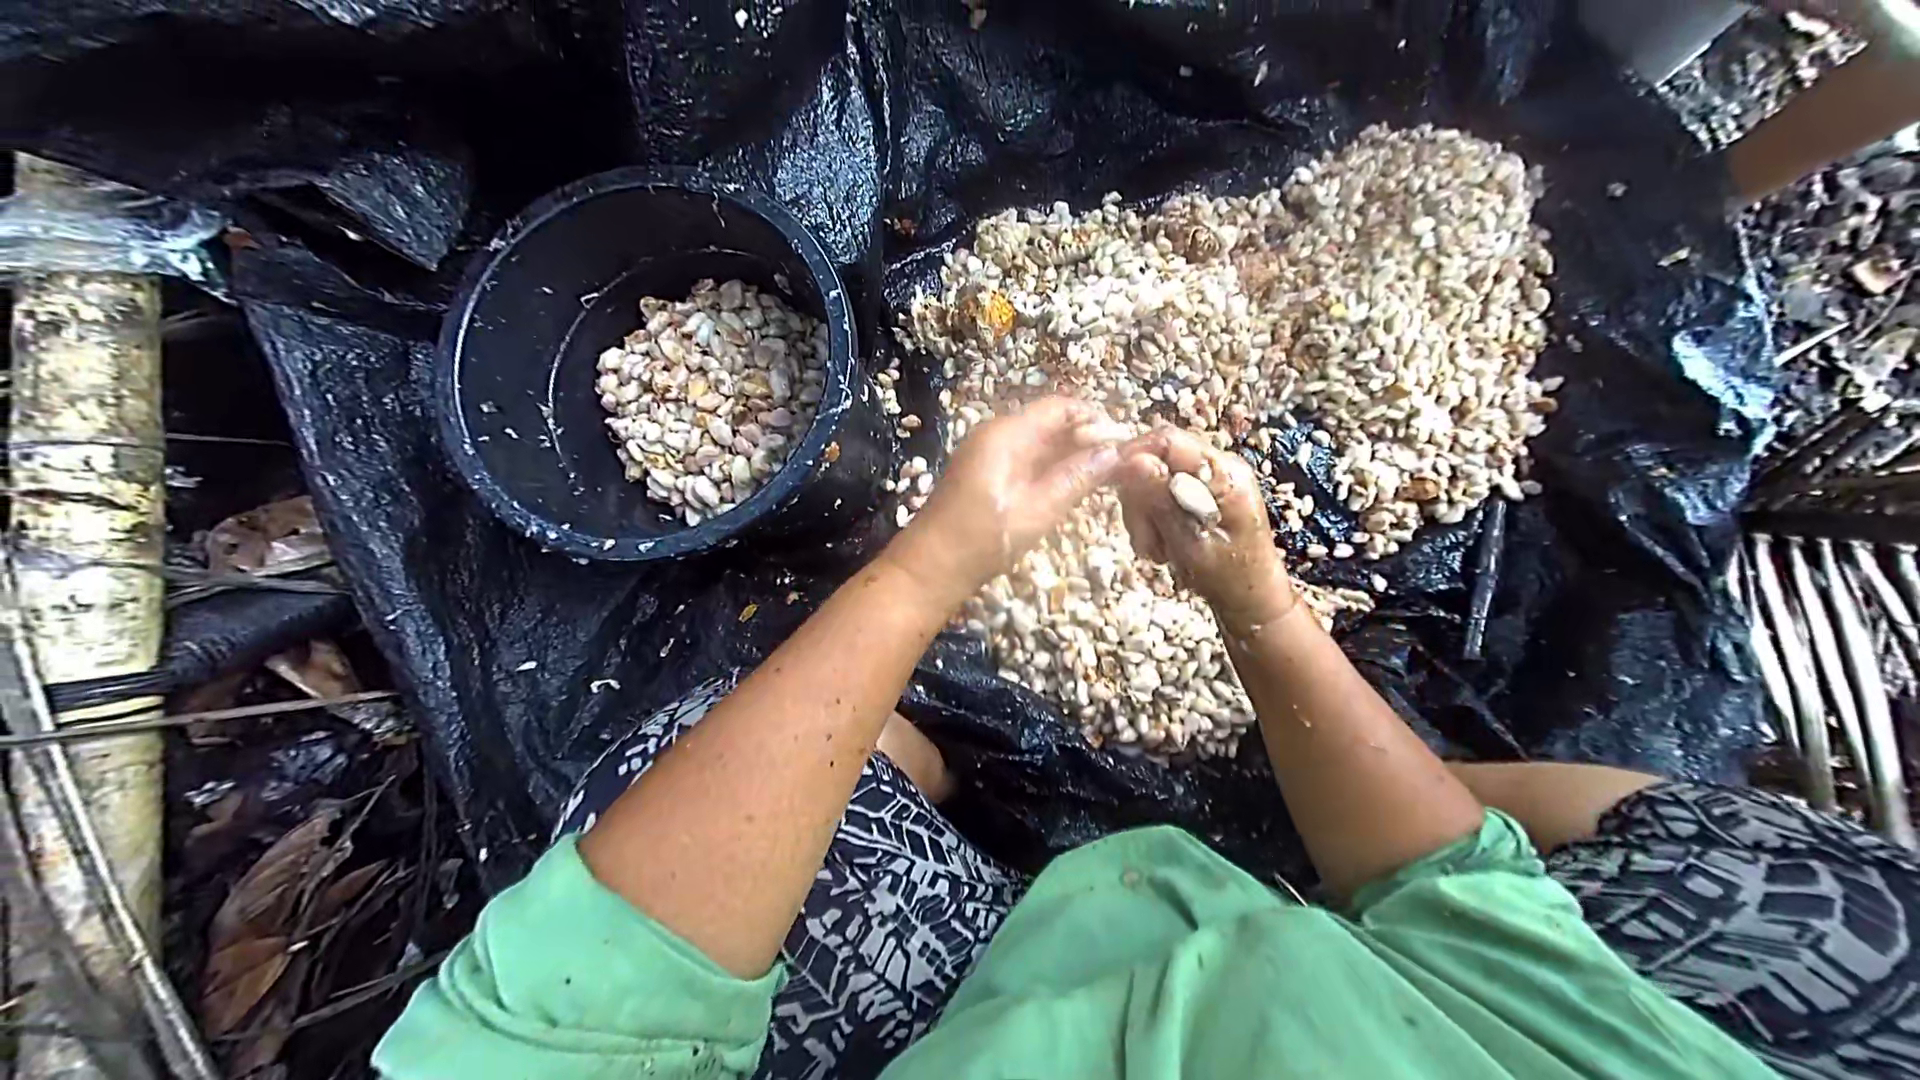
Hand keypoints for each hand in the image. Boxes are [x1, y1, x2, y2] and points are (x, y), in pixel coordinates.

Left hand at [885, 397, 1124, 606]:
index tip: (1124, 441)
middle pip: (1050, 422)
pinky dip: (1051, 468)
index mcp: (1005, 434)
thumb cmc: (982, 540)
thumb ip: (1076, 478)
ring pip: (1040, 442)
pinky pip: (1027, 459)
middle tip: (1120, 462)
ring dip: (1071, 454)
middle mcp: (996, 435)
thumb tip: (1115, 452)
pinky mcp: (987, 474)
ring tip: (1104, 475)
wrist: (930, 568)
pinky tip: (1072, 486)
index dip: (1094, 418)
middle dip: (1086, 437)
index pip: (1059, 407)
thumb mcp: (1037, 511)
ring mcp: (988, 454)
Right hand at [1117, 427, 1296, 635]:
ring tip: (1156, 549)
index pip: (1167, 441)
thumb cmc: (1230, 579)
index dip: (1132, 457)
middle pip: (1155, 457)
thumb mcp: (1190, 543)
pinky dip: (1150, 519)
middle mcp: (1218, 467)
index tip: (1110, 486)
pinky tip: (1162, 545)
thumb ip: (1161, 500)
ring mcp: (1209, 480)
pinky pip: (1159, 494)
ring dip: (1143, 513)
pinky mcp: (1198, 494)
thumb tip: (1131, 462)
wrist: (1252, 602)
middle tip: (1144, 537)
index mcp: (1225, 473)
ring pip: (1151, 479)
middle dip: (1138, 496)